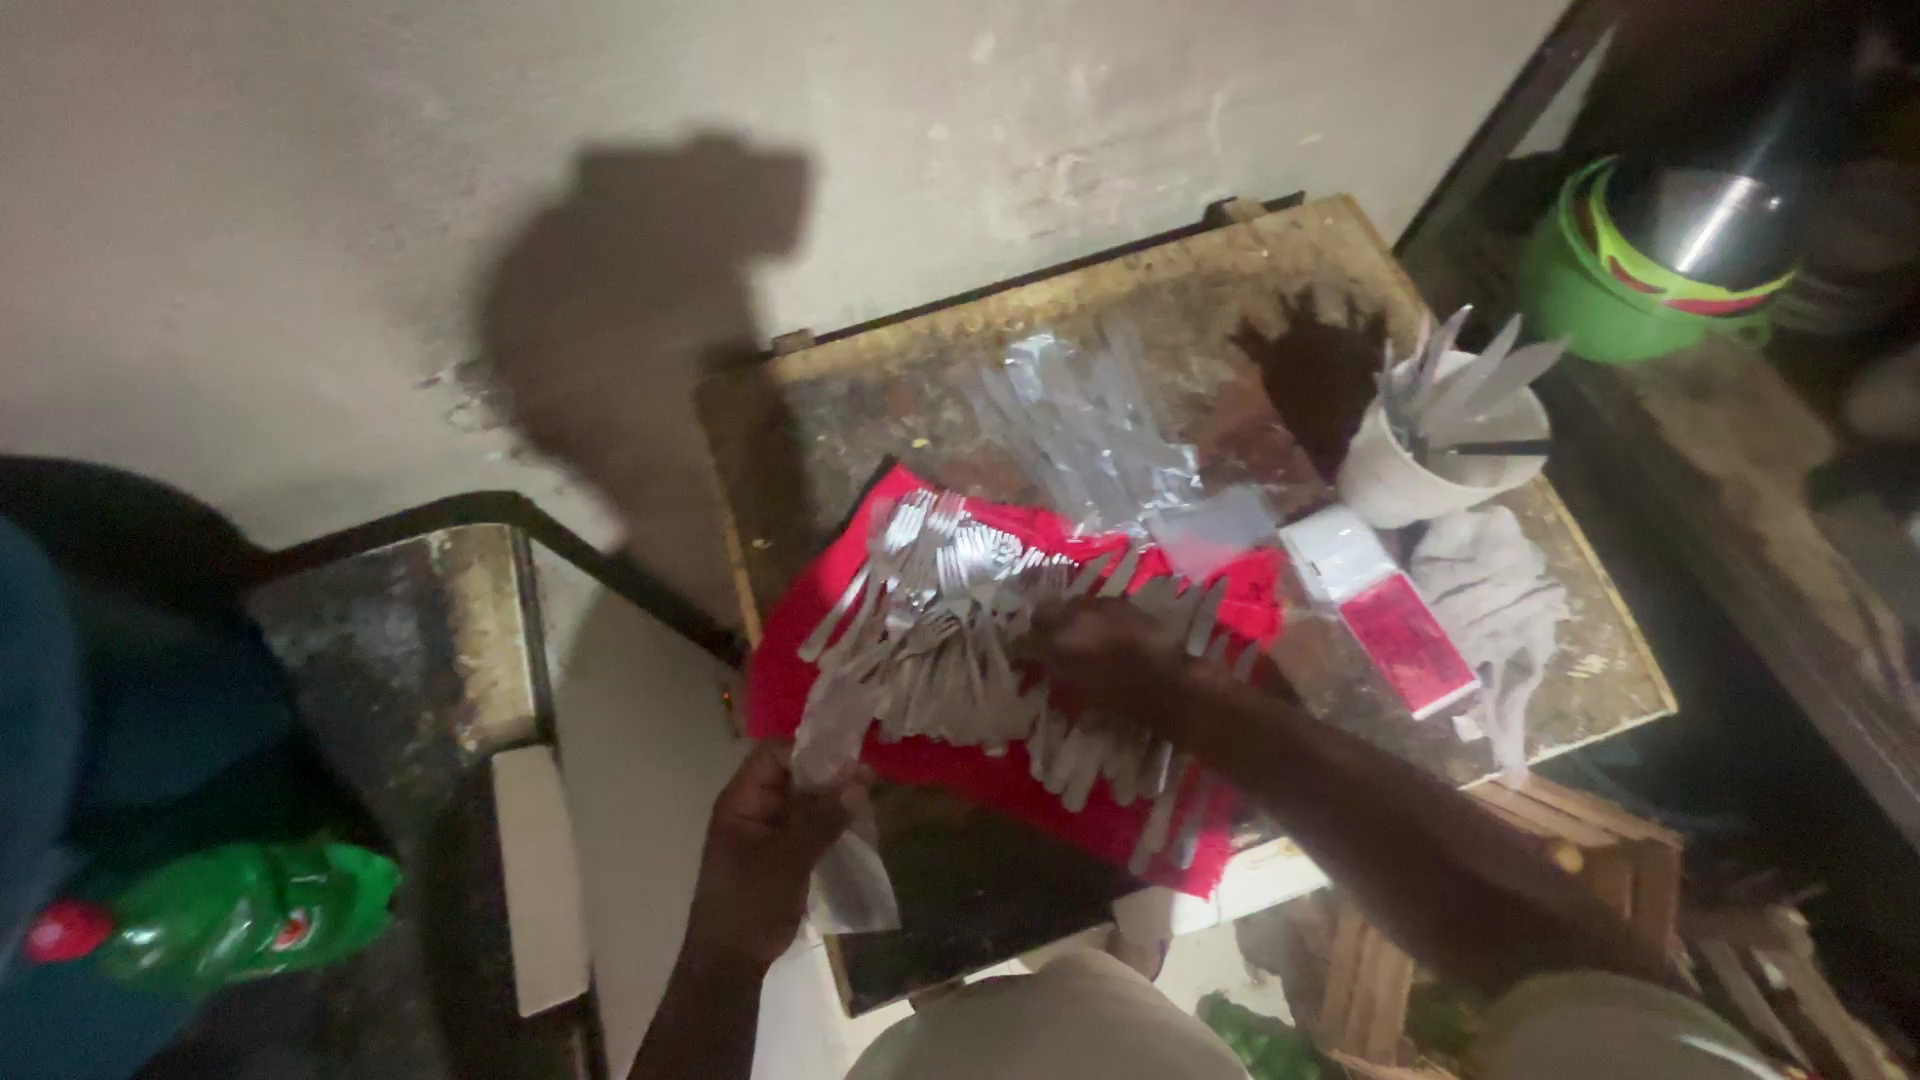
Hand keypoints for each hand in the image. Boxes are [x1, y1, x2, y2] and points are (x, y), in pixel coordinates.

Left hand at [683, 742, 870, 973]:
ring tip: (868, 795)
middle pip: (791, 773)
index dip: (808, 750)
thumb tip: (862, 780)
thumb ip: (823, 819)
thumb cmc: (748, 907)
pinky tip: (858, 819)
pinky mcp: (783, 850)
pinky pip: (809, 821)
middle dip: (827, 772)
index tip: (846, 757)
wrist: (729, 966)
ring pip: (804, 797)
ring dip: (832, 795)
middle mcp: (753, 807)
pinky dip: (831, 817)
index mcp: (741, 801)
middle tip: (867, 776)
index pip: (773, 755)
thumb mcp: (788, 860)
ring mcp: (768, 829)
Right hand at [1029, 597, 1195, 723]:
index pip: (1023, 642)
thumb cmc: (1120, 698)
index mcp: (1055, 643)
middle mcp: (1070, 617)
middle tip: (1047, 643)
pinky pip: (1095, 604)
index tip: (1022, 660)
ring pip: (1069, 604)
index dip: (1020, 651)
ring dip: (1067, 618)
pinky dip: (1092, 615)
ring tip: (1077, 634)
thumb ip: (1055, 680)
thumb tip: (1043, 674)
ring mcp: (1096, 605)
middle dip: (1041, 626)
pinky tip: (1102, 630)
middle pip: (1042, 612)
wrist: (1166, 682)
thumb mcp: (1078, 696)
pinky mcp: (1119, 602)